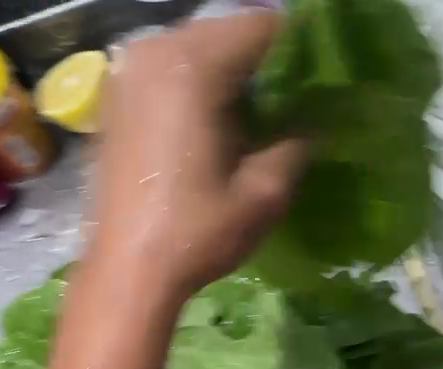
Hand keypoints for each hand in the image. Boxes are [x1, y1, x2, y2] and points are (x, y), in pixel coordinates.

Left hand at [86, 15, 306, 300]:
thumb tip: (313, 121)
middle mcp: (155, 51)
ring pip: (198, 49)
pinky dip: (203, 85)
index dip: (298, 47)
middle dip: (266, 60)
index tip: (323, 76)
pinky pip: (172, 70)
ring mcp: (130, 69)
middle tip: (298, 99)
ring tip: (264, 114)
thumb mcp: (264, 194)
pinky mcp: (119, 94)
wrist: (130, 266)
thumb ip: (295, 144)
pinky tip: (223, 124)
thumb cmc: (199, 232)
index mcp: (193, 68)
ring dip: (234, 74)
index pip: (259, 26)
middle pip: (225, 32)